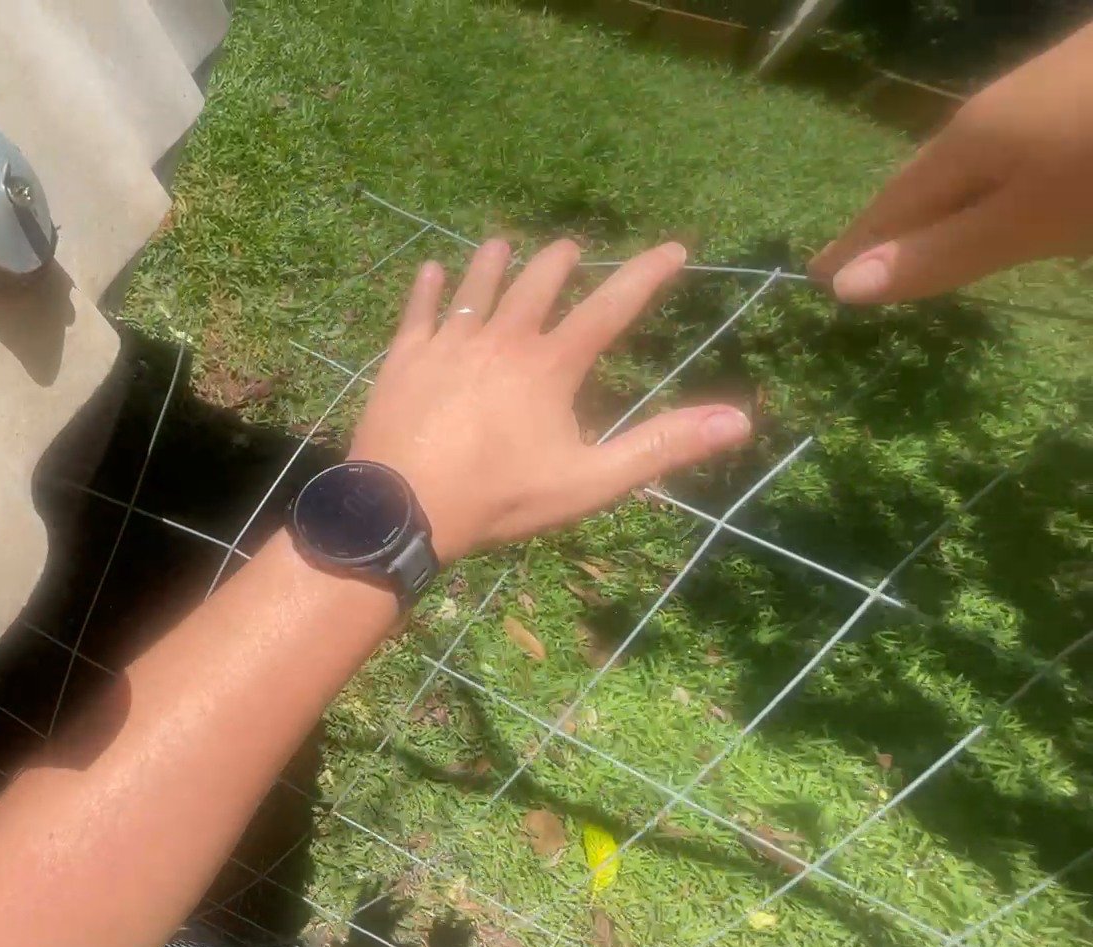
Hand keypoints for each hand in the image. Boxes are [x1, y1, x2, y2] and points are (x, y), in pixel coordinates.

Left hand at [349, 239, 751, 560]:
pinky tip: (432, 268)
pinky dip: (426, 288)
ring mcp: (446, 346)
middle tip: (567, 248)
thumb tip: (740, 420)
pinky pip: (416, 313)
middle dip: (558, 262)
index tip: (673, 249)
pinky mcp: (403, 360)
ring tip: (502, 244)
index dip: (645, 275)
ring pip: (475, 289)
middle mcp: (500, 341)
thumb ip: (658, 447)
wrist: (402, 506)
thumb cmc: (496, 499)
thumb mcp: (586, 482)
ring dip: (492, 264)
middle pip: (536, 285)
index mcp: (549, 366)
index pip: (611, 307)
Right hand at [810, 24, 1092, 303]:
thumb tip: (841, 288)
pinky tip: (1059, 177)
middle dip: (909, 216)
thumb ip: (945, 253)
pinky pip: (1059, 130)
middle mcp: (1009, 102)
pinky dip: (1040, 166)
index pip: (889, 206)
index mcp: (970, 139)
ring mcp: (1074, 78)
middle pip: (942, 173)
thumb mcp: (1042, 217)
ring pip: (1003, 147)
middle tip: (883, 255)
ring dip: (977, 190)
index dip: (855, 245)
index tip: (819, 276)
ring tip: (964, 222)